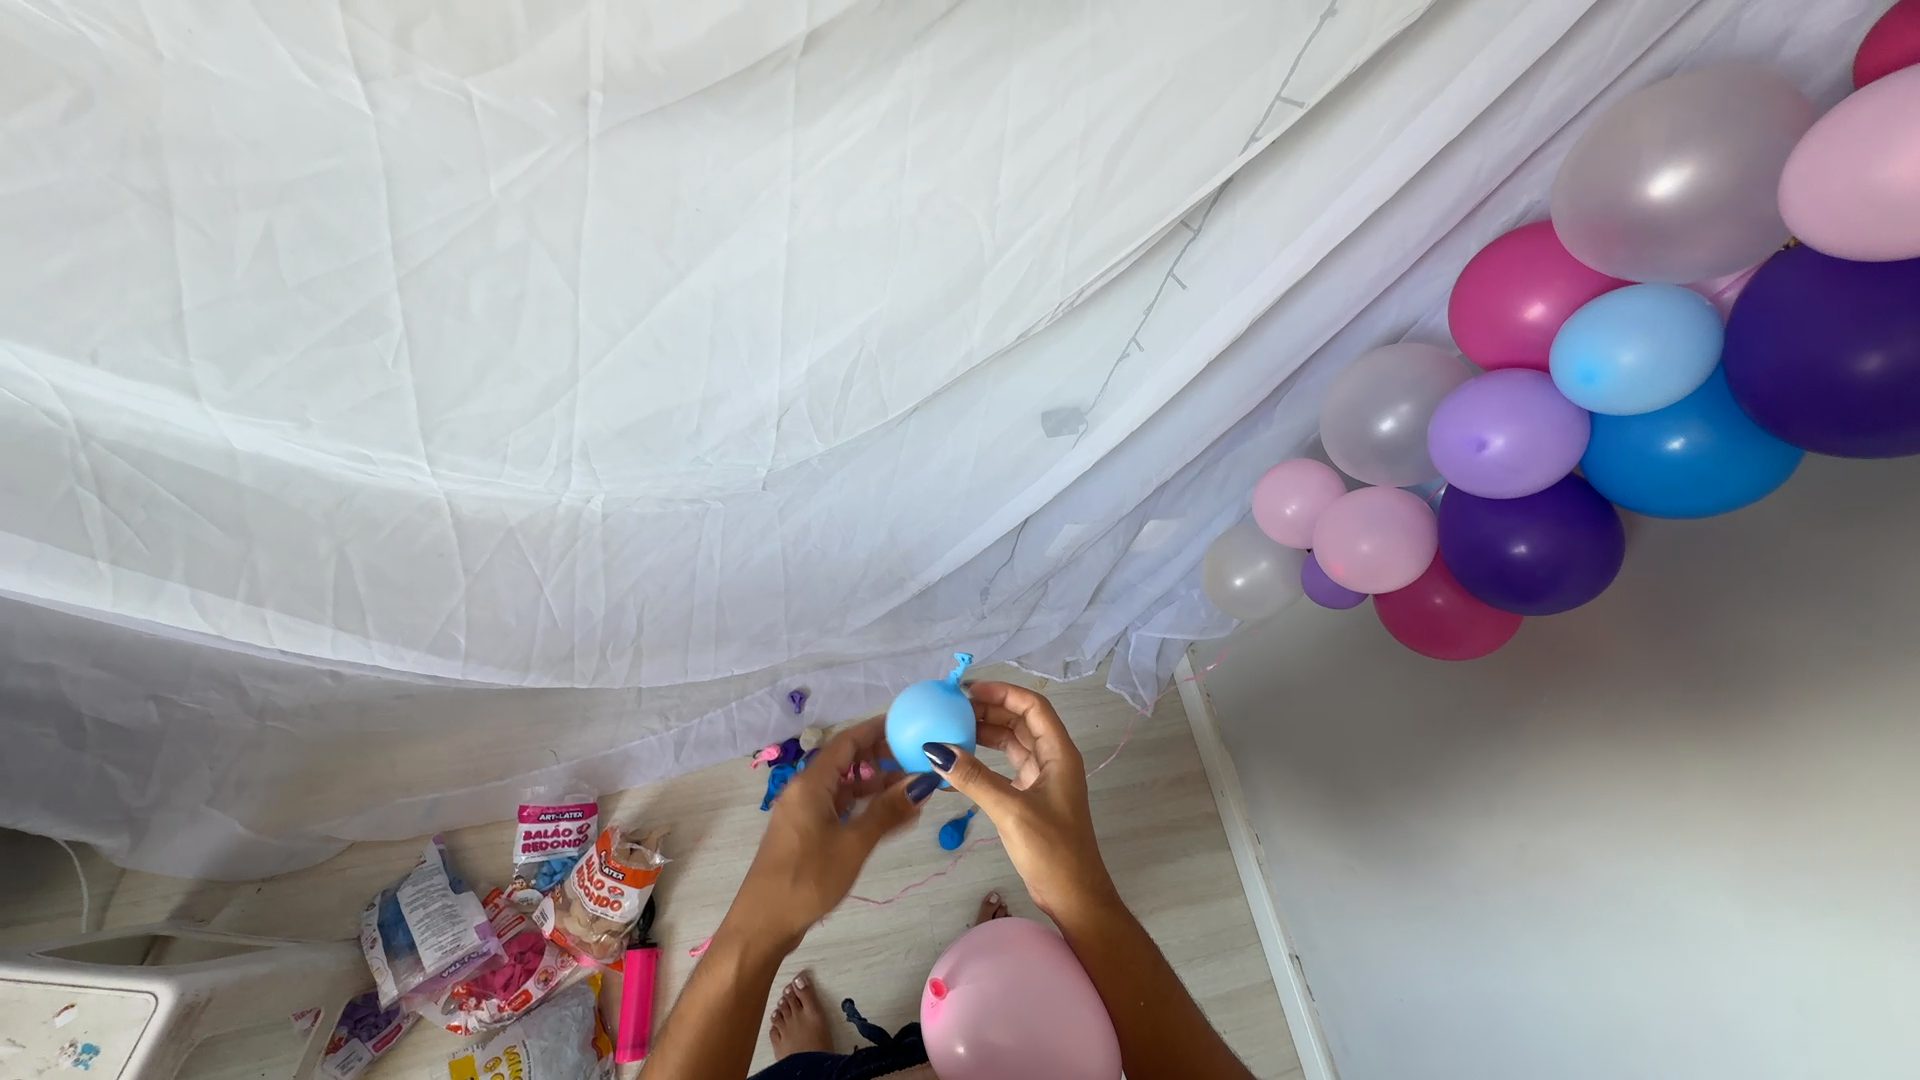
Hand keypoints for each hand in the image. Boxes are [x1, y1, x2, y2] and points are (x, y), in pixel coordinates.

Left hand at [721, 717, 937, 952]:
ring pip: (843, 786)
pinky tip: (888, 816)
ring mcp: (803, 813)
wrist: (762, 925)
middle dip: (880, 757)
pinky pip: (838, 807)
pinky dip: (862, 806)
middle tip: (915, 760)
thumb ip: (888, 811)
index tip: (907, 726)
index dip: (876, 730)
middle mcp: (804, 790)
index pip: (847, 741)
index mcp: (811, 783)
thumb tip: (923, 784)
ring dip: (874, 785)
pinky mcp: (804, 833)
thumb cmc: (806, 879)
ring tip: (909, 790)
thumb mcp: (854, 844)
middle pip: (845, 761)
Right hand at [923, 682, 1119, 918]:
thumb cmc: (1052, 850)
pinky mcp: (1030, 797)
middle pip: (1021, 721)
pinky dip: (983, 762)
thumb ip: (974, 778)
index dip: (1003, 693)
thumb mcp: (1011, 809)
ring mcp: (1042, 779)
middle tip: (952, 709)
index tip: (969, 691)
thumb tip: (936, 750)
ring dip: (985, 734)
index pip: (1033, 706)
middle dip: (989, 711)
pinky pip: (1005, 767)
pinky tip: (957, 765)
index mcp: (1059, 753)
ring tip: (951, 729)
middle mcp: (1052, 759)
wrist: (1074, 896)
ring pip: (1012, 743)